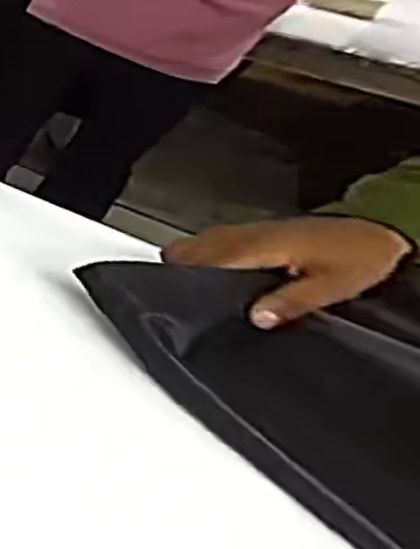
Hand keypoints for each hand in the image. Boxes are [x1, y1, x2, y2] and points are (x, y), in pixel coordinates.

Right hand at [162, 216, 412, 328]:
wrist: (368, 231)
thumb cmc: (354, 256)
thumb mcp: (332, 287)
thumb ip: (291, 302)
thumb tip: (257, 318)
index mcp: (248, 248)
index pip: (193, 259)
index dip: (182, 277)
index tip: (182, 294)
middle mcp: (234, 236)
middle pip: (182, 250)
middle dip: (179, 270)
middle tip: (193, 293)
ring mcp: (236, 230)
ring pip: (190, 244)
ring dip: (188, 261)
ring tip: (205, 285)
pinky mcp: (242, 231)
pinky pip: (206, 241)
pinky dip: (202, 255)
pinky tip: (222, 271)